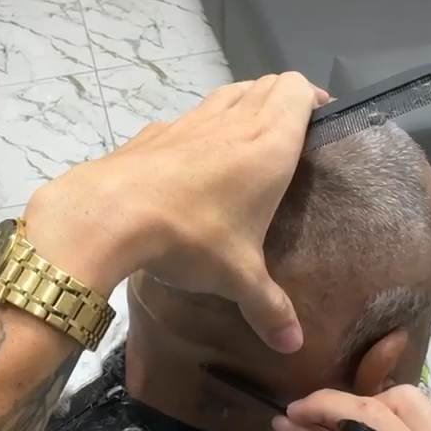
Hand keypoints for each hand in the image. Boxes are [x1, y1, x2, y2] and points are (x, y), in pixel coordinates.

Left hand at [22, 72, 326, 351]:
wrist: (109, 212)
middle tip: (290, 136)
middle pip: (264, 85)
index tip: (321, 121)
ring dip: (240, 107)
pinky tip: (190, 165)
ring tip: (245, 144)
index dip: (312, 97)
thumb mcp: (237, 277)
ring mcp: (187, 122)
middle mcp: (230, 121)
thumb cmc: (191, 235)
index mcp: (267, 143)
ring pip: (225, 95)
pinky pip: (185, 120)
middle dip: (281, 101)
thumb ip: (268, 307)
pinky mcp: (152, 134)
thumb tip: (293, 345)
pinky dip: (198, 130)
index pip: (296, 89)